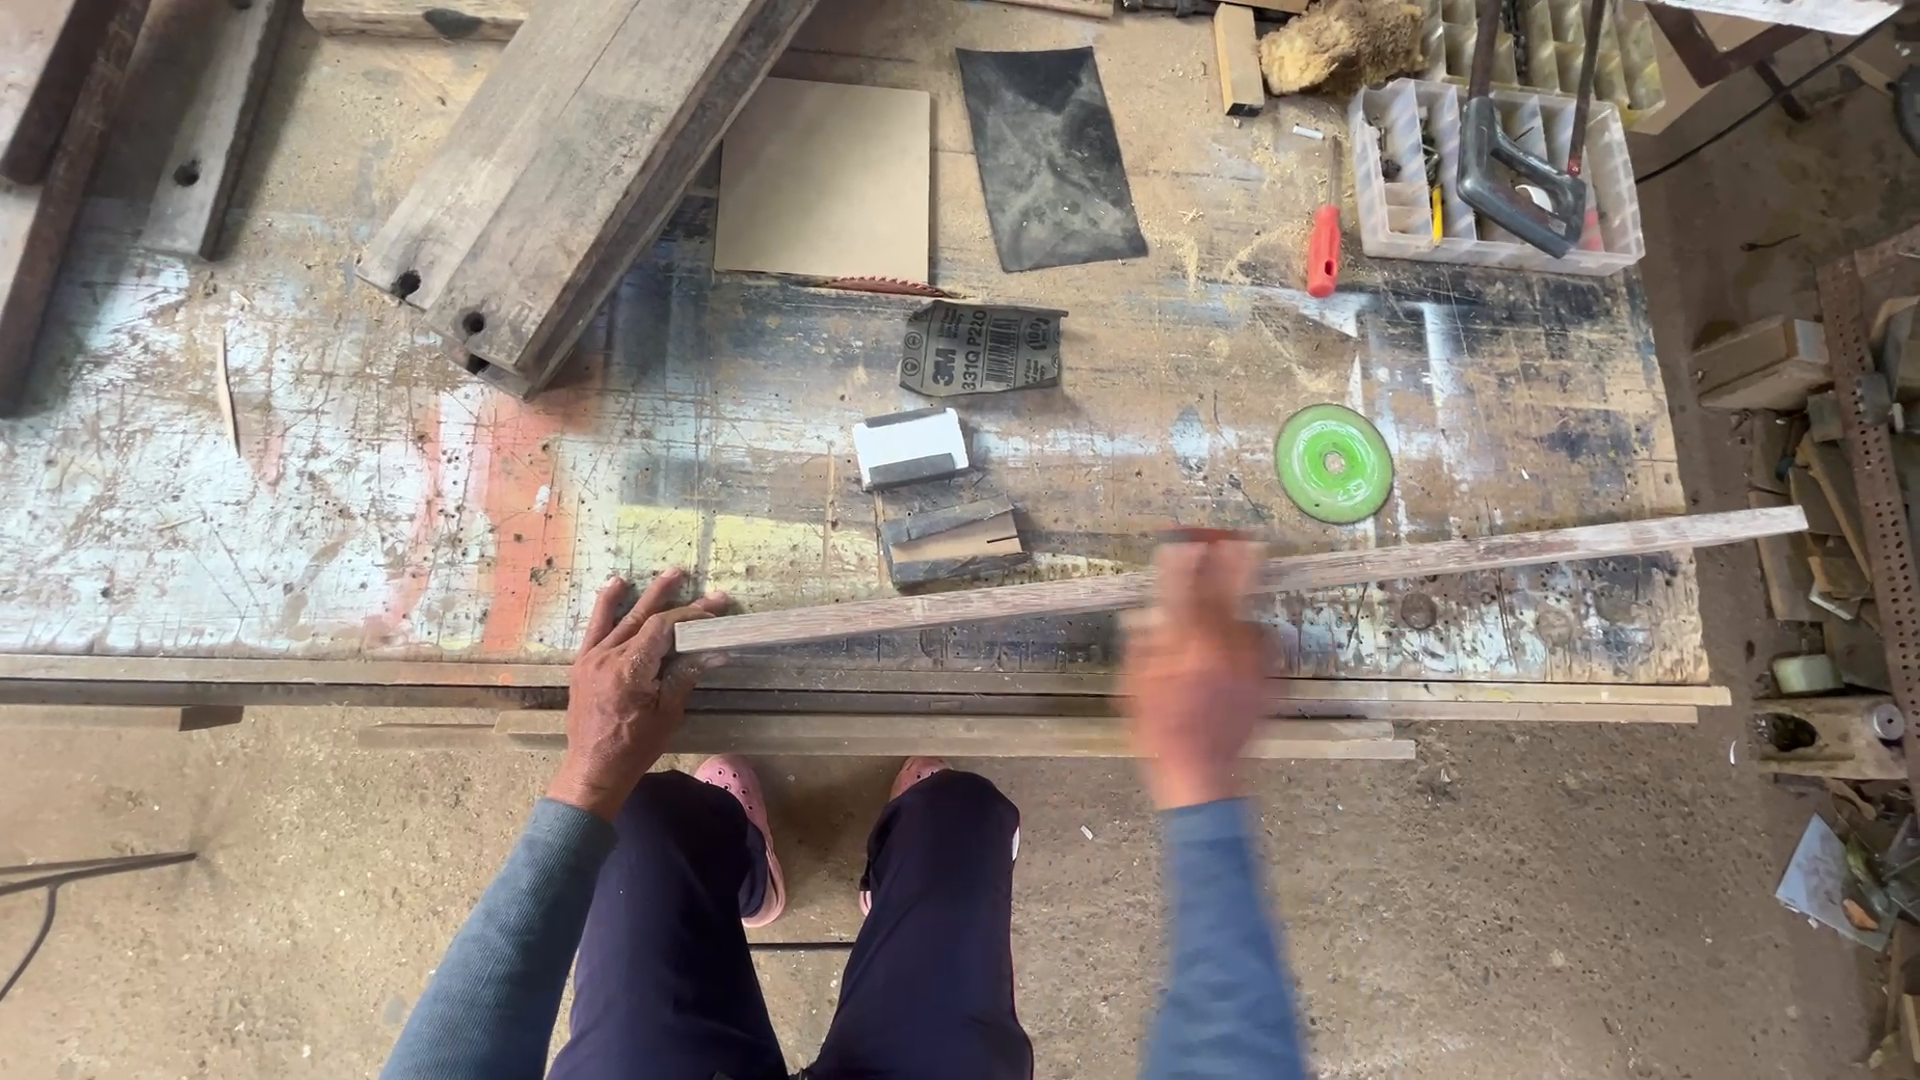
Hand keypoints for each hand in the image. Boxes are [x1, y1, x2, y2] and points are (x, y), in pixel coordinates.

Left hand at [546, 569, 729, 820]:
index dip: (689, 616)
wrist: (593, 769)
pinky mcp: (583, 664)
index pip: (663, 628)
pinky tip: (617, 585)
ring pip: (622, 617)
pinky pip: (596, 627)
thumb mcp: (668, 713)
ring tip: (669, 575)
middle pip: (646, 618)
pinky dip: (607, 605)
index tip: (713, 614)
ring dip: (647, 594)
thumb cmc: (636, 746)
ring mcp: (591, 659)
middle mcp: (607, 658)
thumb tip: (714, 650)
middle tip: (698, 581)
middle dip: (674, 598)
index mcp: (630, 671)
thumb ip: (686, 675)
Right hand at [1121, 537, 1271, 809]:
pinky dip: (1254, 638)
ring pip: (1251, 620)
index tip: (1187, 537)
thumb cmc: (1158, 731)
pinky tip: (1242, 641)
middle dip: (1232, 559)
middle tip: (1237, 537)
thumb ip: (1143, 643)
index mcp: (1188, 644)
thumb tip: (1148, 615)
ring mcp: (1251, 666)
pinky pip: (1265, 648)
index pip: (1187, 586)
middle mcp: (1224, 647)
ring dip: (1240, 606)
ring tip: (1231, 601)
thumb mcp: (1134, 684)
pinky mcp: (1268, 685)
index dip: (1187, 557)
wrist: (1200, 776)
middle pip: (1231, 590)